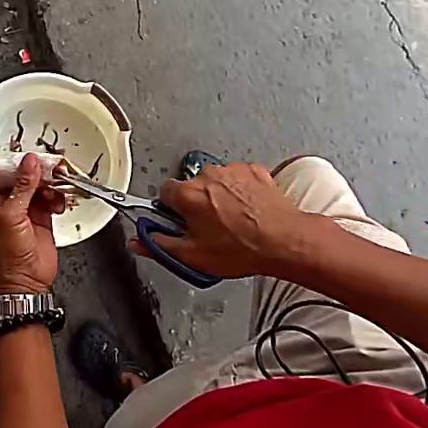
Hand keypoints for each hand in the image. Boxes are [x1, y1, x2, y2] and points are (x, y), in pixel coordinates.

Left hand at [0, 153, 65, 293]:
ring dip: (49, 186)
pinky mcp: (41, 220)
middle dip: (37, 175)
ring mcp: (25, 213)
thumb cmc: (9, 258)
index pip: (3, 177)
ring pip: (38, 189)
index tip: (31, 157)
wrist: (27, 282)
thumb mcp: (12, 216)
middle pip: (23, 181)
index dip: (17, 166)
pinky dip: (56, 198)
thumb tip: (28, 165)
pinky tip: (58, 201)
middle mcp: (7, 207)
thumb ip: (22, 188)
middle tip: (50, 168)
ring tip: (57, 185)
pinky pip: (50, 201)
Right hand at [129, 161, 320, 278]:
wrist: (288, 242)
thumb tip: (139, 241)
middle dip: (195, 203)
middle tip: (208, 226)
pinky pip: (236, 177)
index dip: (170, 209)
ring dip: (216, 195)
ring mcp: (232, 172)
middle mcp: (207, 177)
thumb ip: (158, 245)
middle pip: (189, 187)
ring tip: (231, 219)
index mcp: (187, 195)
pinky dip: (238, 189)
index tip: (178, 220)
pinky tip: (245, 209)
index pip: (163, 192)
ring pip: (213, 181)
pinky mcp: (253, 171)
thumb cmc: (245, 249)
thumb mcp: (192, 256)